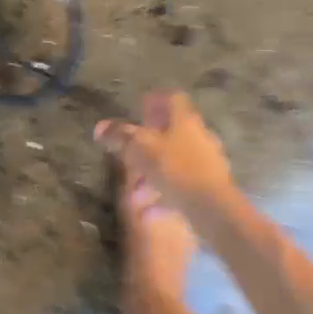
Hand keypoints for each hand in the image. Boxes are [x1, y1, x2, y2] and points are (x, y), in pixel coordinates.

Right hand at [95, 91, 235, 210]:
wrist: (213, 207)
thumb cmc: (175, 169)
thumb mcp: (140, 150)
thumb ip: (120, 137)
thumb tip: (99, 127)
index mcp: (184, 120)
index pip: (172, 98)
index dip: (155, 100)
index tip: (140, 107)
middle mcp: (199, 136)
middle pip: (171, 134)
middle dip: (146, 146)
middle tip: (129, 156)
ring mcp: (207, 162)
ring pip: (173, 164)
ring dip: (151, 177)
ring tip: (133, 196)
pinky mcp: (210, 186)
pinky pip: (181, 186)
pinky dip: (163, 197)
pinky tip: (148, 214)